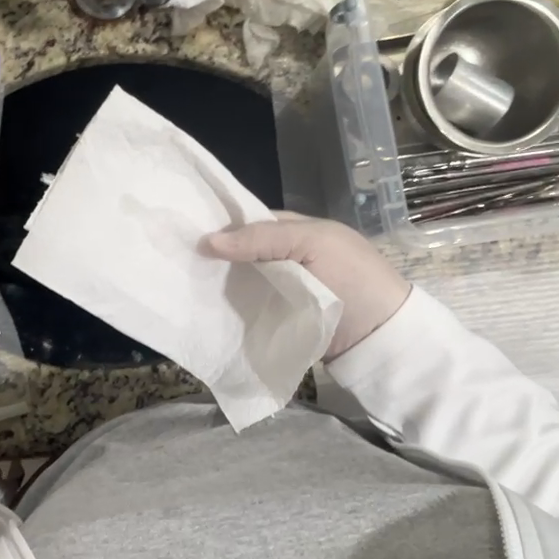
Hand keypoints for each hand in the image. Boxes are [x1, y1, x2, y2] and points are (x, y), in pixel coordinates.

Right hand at [203, 214, 412, 359]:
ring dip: (218, 285)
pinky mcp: (278, 318)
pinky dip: (229, 309)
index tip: (186, 234)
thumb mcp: (312, 244)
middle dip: (216, 258)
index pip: (250, 223)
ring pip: (241, 282)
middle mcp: (286, 257)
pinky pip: (248, 308)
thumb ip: (262, 238)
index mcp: (296, 231)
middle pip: (241, 254)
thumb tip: (206, 241)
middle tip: (178, 263)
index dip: (222, 227)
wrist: (380, 336)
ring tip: (183, 286)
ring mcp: (281, 289)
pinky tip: (204, 309)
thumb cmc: (351, 278)